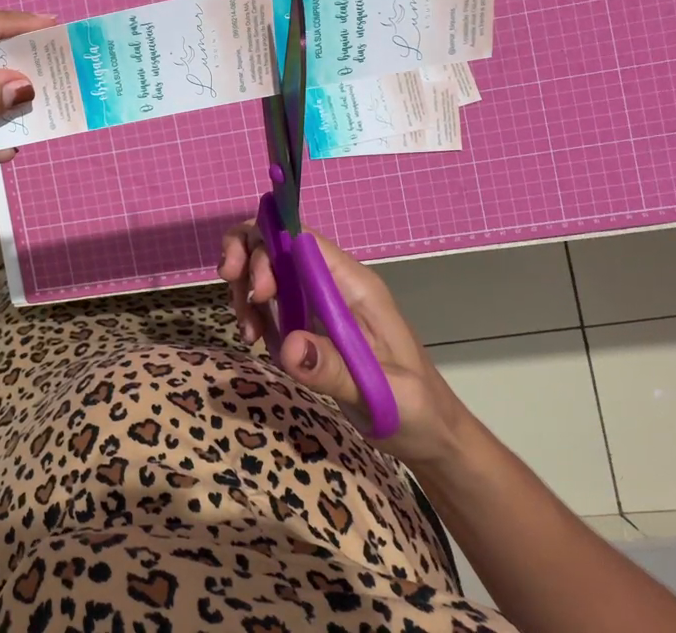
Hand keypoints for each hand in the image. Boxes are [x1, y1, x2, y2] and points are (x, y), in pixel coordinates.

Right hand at [219, 223, 476, 468]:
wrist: (431, 435)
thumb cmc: (418, 411)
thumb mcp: (383, 394)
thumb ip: (334, 370)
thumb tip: (286, 346)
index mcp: (354, 286)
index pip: (302, 239)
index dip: (267, 249)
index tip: (257, 291)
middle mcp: (333, 284)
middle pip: (275, 245)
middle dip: (247, 264)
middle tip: (243, 308)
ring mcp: (317, 302)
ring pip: (265, 268)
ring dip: (244, 290)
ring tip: (248, 332)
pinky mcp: (306, 322)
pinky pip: (268, 299)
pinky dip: (250, 311)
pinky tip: (253, 339)